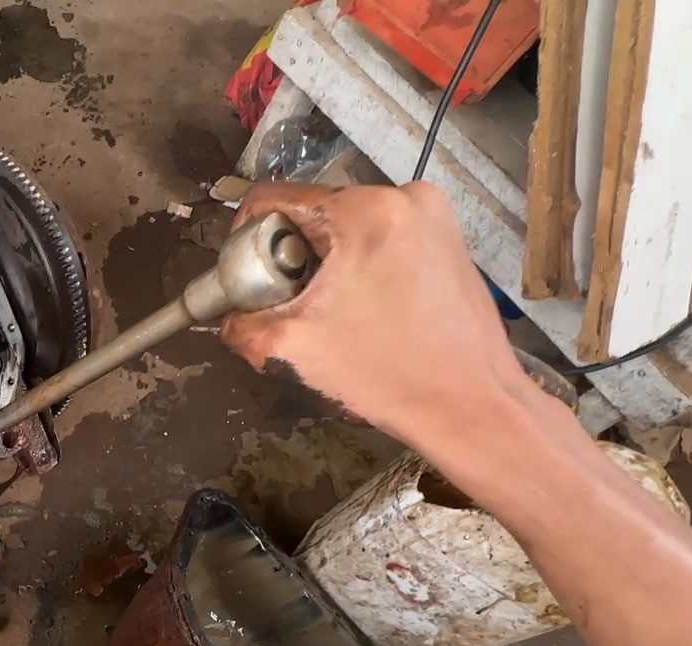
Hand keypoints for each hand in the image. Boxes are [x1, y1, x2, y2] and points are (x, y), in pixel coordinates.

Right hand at [220, 182, 539, 449]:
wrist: (465, 401)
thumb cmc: (381, 371)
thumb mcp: (285, 348)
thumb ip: (238, 324)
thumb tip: (226, 314)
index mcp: (364, 210)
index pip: (272, 198)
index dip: (241, 239)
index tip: (243, 280)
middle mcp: (404, 197)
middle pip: (309, 215)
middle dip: (283, 260)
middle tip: (284, 308)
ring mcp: (432, 215)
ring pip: (342, 231)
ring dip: (318, 268)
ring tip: (324, 315)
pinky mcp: (445, 239)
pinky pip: (375, 243)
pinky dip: (352, 271)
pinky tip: (356, 312)